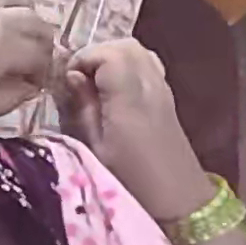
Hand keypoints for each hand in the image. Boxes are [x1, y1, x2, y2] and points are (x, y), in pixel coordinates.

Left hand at [0, 0, 56, 133]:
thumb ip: (11, 96)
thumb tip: (30, 86)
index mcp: (6, 45)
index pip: (41, 53)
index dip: (45, 71)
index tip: (39, 86)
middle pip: (32, 20)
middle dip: (40, 40)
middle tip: (34, 61)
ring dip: (20, 12)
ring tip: (18, 30)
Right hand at [59, 39, 216, 219]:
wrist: (178, 199)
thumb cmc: (130, 179)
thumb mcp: (95, 147)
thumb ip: (83, 107)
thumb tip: (71, 77)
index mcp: (130, 97)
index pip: (107, 53)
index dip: (83, 58)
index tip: (67, 80)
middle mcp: (150, 85)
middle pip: (125, 45)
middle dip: (96, 53)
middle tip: (77, 78)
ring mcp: (163, 89)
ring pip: (138, 51)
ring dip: (112, 58)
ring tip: (93, 83)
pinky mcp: (167, 97)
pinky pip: (147, 65)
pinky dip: (127, 66)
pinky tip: (113, 90)